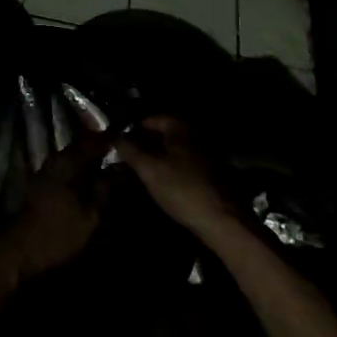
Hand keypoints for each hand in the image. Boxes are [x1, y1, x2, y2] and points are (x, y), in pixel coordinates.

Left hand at [0, 135, 110, 283]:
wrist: (18, 253)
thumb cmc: (58, 233)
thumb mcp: (90, 214)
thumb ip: (106, 186)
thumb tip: (121, 166)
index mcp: (68, 162)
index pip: (95, 140)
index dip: (112, 137)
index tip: (129, 137)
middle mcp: (56, 160)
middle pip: (82, 145)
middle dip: (101, 146)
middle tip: (121, 151)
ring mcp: (46, 171)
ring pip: (74, 156)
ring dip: (90, 157)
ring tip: (108, 165)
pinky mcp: (41, 183)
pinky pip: (66, 166)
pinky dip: (80, 168)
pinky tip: (90, 178)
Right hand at [117, 117, 237, 237]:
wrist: (221, 217)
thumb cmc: (181, 188)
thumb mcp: (149, 168)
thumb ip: (129, 149)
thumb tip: (114, 135)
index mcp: (180, 126)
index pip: (150, 119)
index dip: (132, 130)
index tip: (117, 144)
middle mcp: (195, 133)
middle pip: (163, 134)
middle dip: (144, 145)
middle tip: (125, 161)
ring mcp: (205, 152)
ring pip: (173, 150)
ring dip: (157, 158)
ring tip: (139, 174)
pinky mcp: (210, 171)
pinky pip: (184, 163)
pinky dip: (170, 168)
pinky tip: (161, 184)